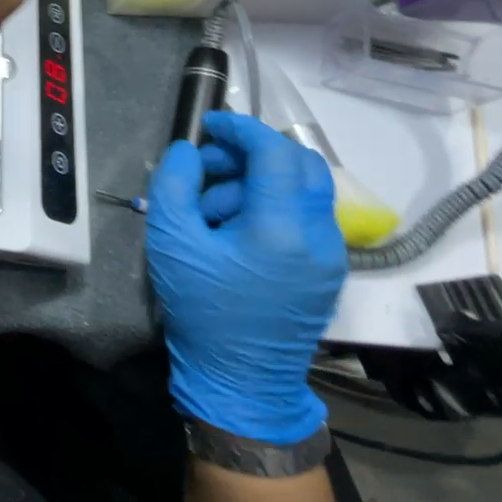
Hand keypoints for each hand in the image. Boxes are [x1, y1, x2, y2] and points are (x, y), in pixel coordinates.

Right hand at [146, 111, 347, 443]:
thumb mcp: (172, 239)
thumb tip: (189, 151)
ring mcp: (329, 254)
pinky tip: (229, 227)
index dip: (242, 129)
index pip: (277, 153)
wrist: (240, 377)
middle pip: (300, 164)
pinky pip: (301, 215)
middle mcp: (320, 235)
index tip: (209, 124)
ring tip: (207, 209)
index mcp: (284, 228)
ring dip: (253, 182)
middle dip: (250, 153)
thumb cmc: (202, 306)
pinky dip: (266, 204)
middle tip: (206, 166)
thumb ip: (176, 183)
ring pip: (301, 189)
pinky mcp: (325, 268)